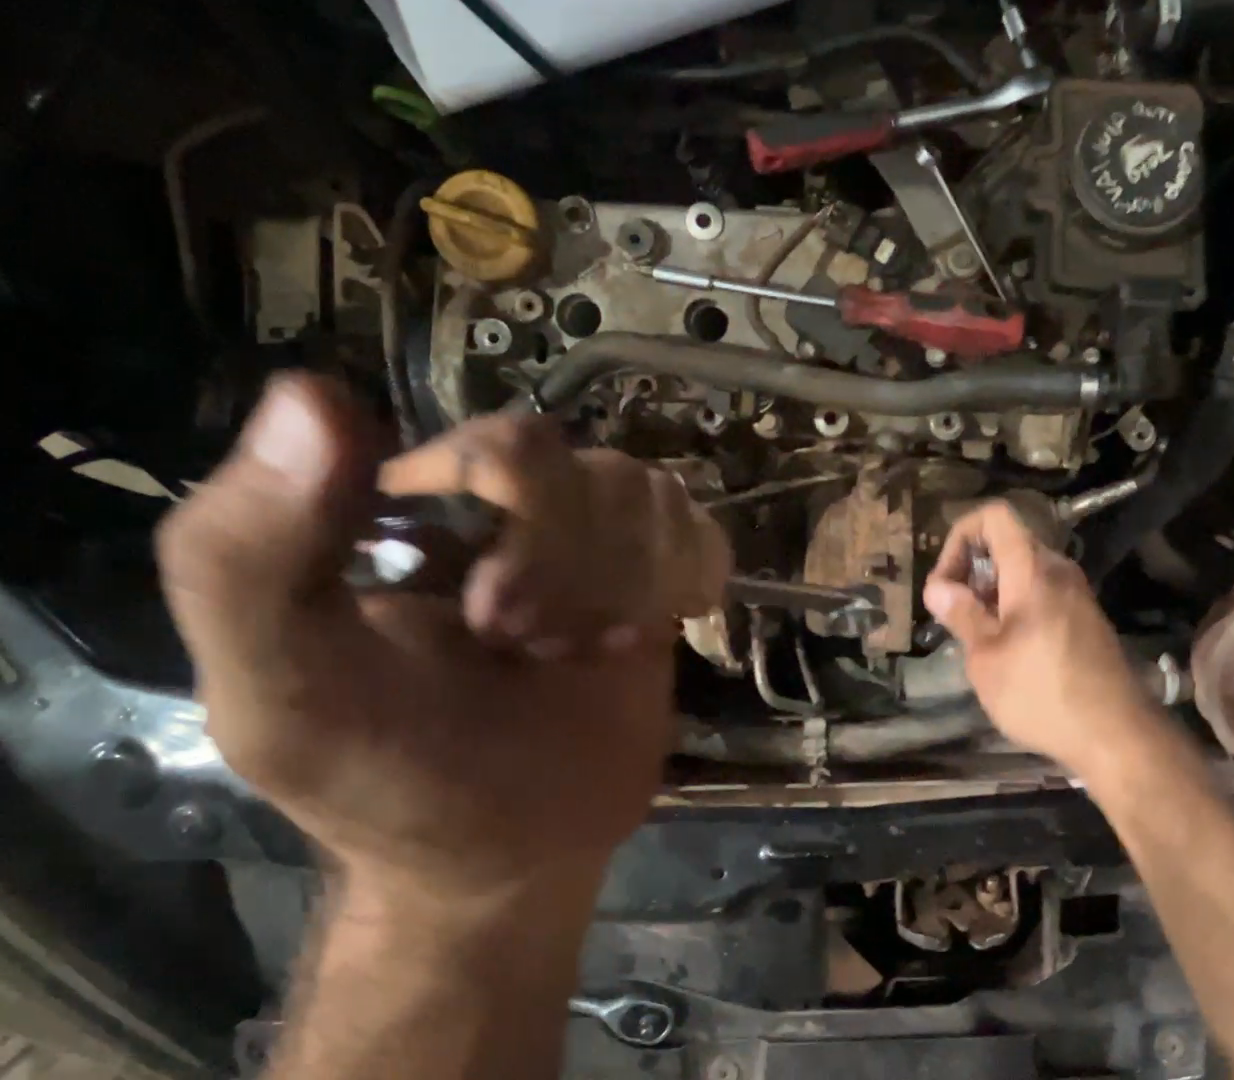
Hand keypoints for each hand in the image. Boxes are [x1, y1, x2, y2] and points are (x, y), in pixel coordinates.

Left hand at [156, 374, 730, 898]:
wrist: (511, 856)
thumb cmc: (387, 781)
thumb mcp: (283, 694)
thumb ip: (249, 558)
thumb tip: (311, 393)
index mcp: (408, 507)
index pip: (498, 440)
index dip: (510, 507)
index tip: (487, 604)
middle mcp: (506, 507)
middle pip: (589, 470)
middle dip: (567, 567)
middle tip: (522, 641)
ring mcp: (592, 539)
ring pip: (651, 501)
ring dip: (618, 592)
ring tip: (573, 654)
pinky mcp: (658, 578)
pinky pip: (699, 537)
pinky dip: (672, 591)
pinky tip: (632, 643)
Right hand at [921, 502, 1161, 773]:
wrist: (1115, 734)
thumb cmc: (1041, 692)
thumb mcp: (986, 657)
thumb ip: (961, 614)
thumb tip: (938, 586)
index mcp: (1032, 568)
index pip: (994, 516)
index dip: (960, 537)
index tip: (946, 584)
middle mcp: (1059, 570)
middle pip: (1008, 544)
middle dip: (973, 571)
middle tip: (955, 616)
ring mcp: (1077, 594)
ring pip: (1025, 572)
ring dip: (994, 594)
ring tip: (977, 639)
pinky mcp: (1086, 620)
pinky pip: (1043, 595)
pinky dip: (1018, 608)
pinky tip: (1009, 653)